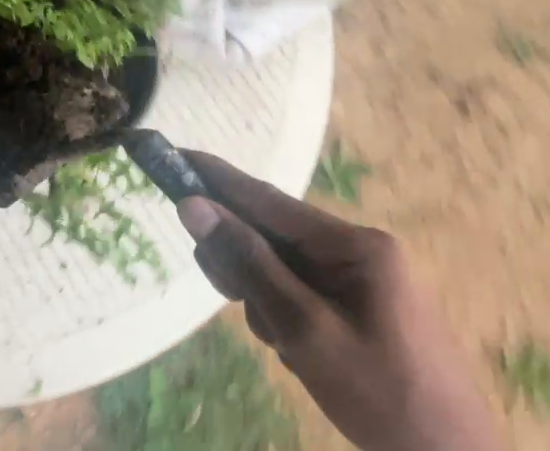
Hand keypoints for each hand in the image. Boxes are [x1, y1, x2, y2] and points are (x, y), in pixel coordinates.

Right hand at [176, 152, 500, 450]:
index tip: (167, 155)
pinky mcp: (357, 308)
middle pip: (266, 232)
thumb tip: (192, 204)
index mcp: (354, 245)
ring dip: (261, 297)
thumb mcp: (303, 327)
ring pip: (276, 265)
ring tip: (282, 342)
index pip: (264, 198)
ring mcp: (359, 280)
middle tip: (232, 297)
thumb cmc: (382, 394)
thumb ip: (246, 261)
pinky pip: (296, 290)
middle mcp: (357, 251)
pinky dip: (281, 314)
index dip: (212, 177)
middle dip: (239, 262)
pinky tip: (295, 350)